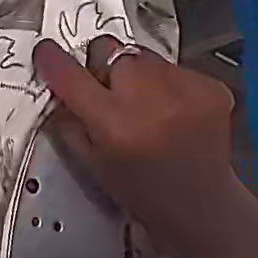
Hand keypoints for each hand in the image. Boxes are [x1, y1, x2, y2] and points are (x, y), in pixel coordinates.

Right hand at [34, 35, 257, 257]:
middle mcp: (151, 101)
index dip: (53, 61)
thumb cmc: (144, 192)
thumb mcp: (93, 163)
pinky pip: (173, 65)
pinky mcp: (210, 86)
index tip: (47, 53)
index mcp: (116, 126)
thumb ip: (69, 119)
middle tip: (111, 95)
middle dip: (104, 68)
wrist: (203, 207)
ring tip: (146, 106)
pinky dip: (167, 82)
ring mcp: (185, 90)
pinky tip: (172, 111)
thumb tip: (55, 80)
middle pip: (110, 50)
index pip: (72, 76)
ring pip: (142, 54)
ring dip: (136, 73)